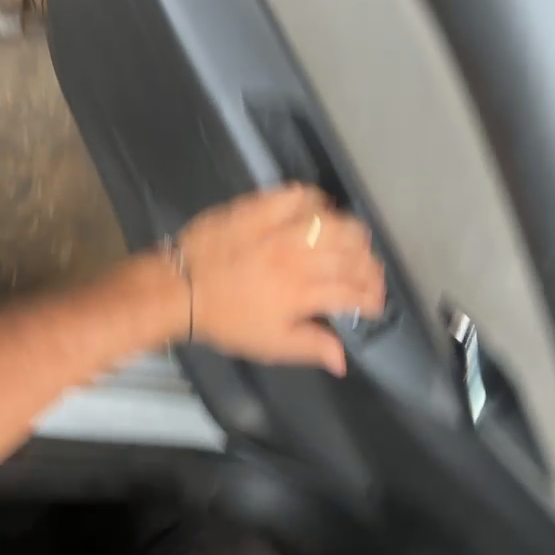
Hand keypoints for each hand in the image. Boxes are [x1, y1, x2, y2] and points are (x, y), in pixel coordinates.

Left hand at [175, 185, 387, 375]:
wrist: (181, 285)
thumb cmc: (224, 317)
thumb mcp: (269, 344)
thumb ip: (311, 347)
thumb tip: (343, 359)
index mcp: (300, 292)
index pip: (352, 290)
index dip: (371, 297)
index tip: (374, 302)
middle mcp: (294, 257)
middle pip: (349, 253)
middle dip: (368, 265)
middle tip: (367, 273)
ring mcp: (276, 228)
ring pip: (331, 222)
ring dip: (350, 232)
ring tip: (352, 241)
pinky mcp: (257, 207)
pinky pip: (296, 195)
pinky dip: (314, 200)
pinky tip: (318, 210)